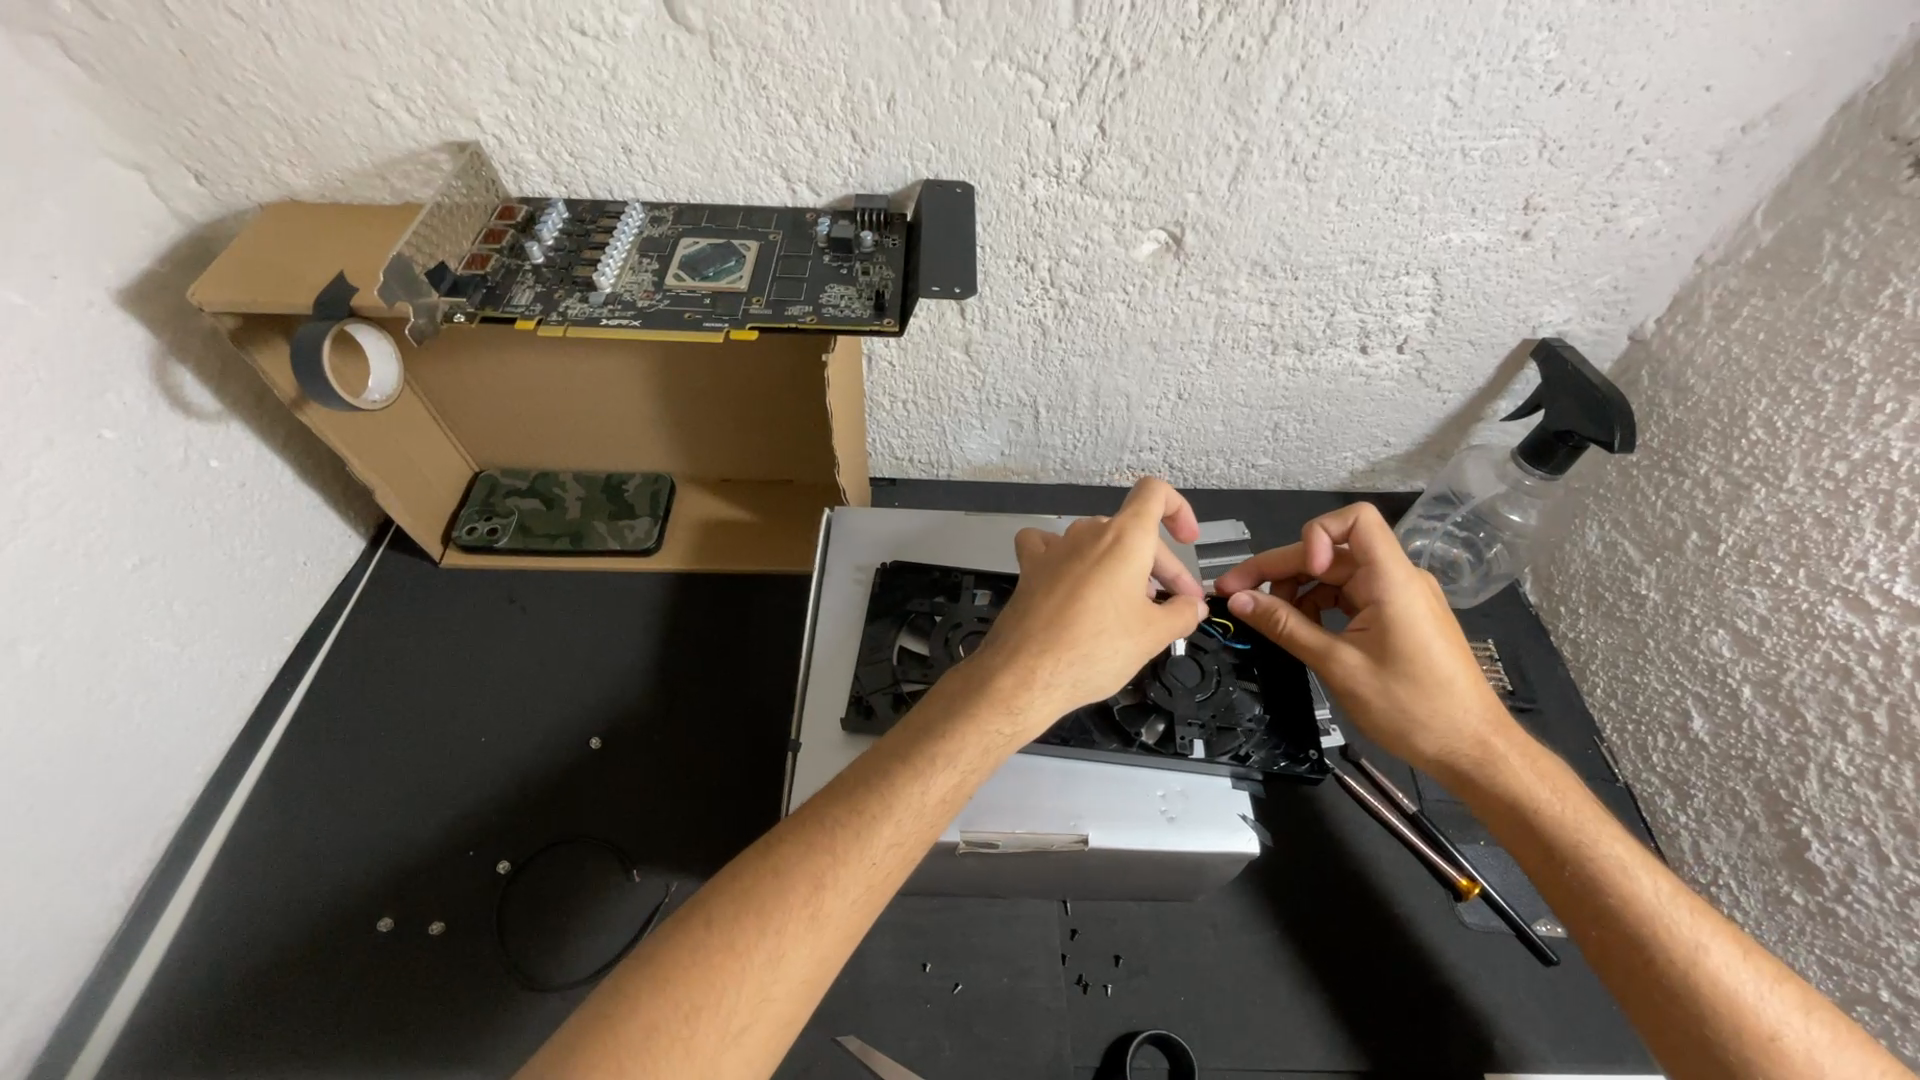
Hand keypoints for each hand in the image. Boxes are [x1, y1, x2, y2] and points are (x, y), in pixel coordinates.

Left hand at [968, 478, 1208, 733]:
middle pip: (1132, 532)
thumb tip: (1192, 606)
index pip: (1154, 493)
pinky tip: (1072, 578)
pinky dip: (1066, 557)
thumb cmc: (1094, 649)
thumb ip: (1182, 614)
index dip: (1178, 510)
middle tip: (1174, 606)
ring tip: (1128, 605)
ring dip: (1119, 567)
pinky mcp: (1029, 568)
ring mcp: (1055, 549)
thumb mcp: (1153, 636)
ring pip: (1097, 542)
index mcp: (1124, 538)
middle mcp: (1087, 533)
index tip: (1188, 540)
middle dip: (1160, 566)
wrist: (1026, 673)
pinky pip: (1049, 546)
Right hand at [1213, 502, 1520, 775]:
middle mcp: (1398, 579)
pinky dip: (1320, 607)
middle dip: (1282, 569)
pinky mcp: (1400, 619)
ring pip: (1338, 575)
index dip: (1313, 535)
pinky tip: (1299, 630)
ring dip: (1298, 590)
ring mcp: (1400, 598)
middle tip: (1234, 594)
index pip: (1354, 520)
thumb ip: (1285, 626)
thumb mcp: (1338, 666)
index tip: (1288, 576)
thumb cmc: (1410, 708)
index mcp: (1391, 580)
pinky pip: (1351, 597)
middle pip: (1332, 552)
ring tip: (1268, 621)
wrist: (1471, 750)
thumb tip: (1238, 600)